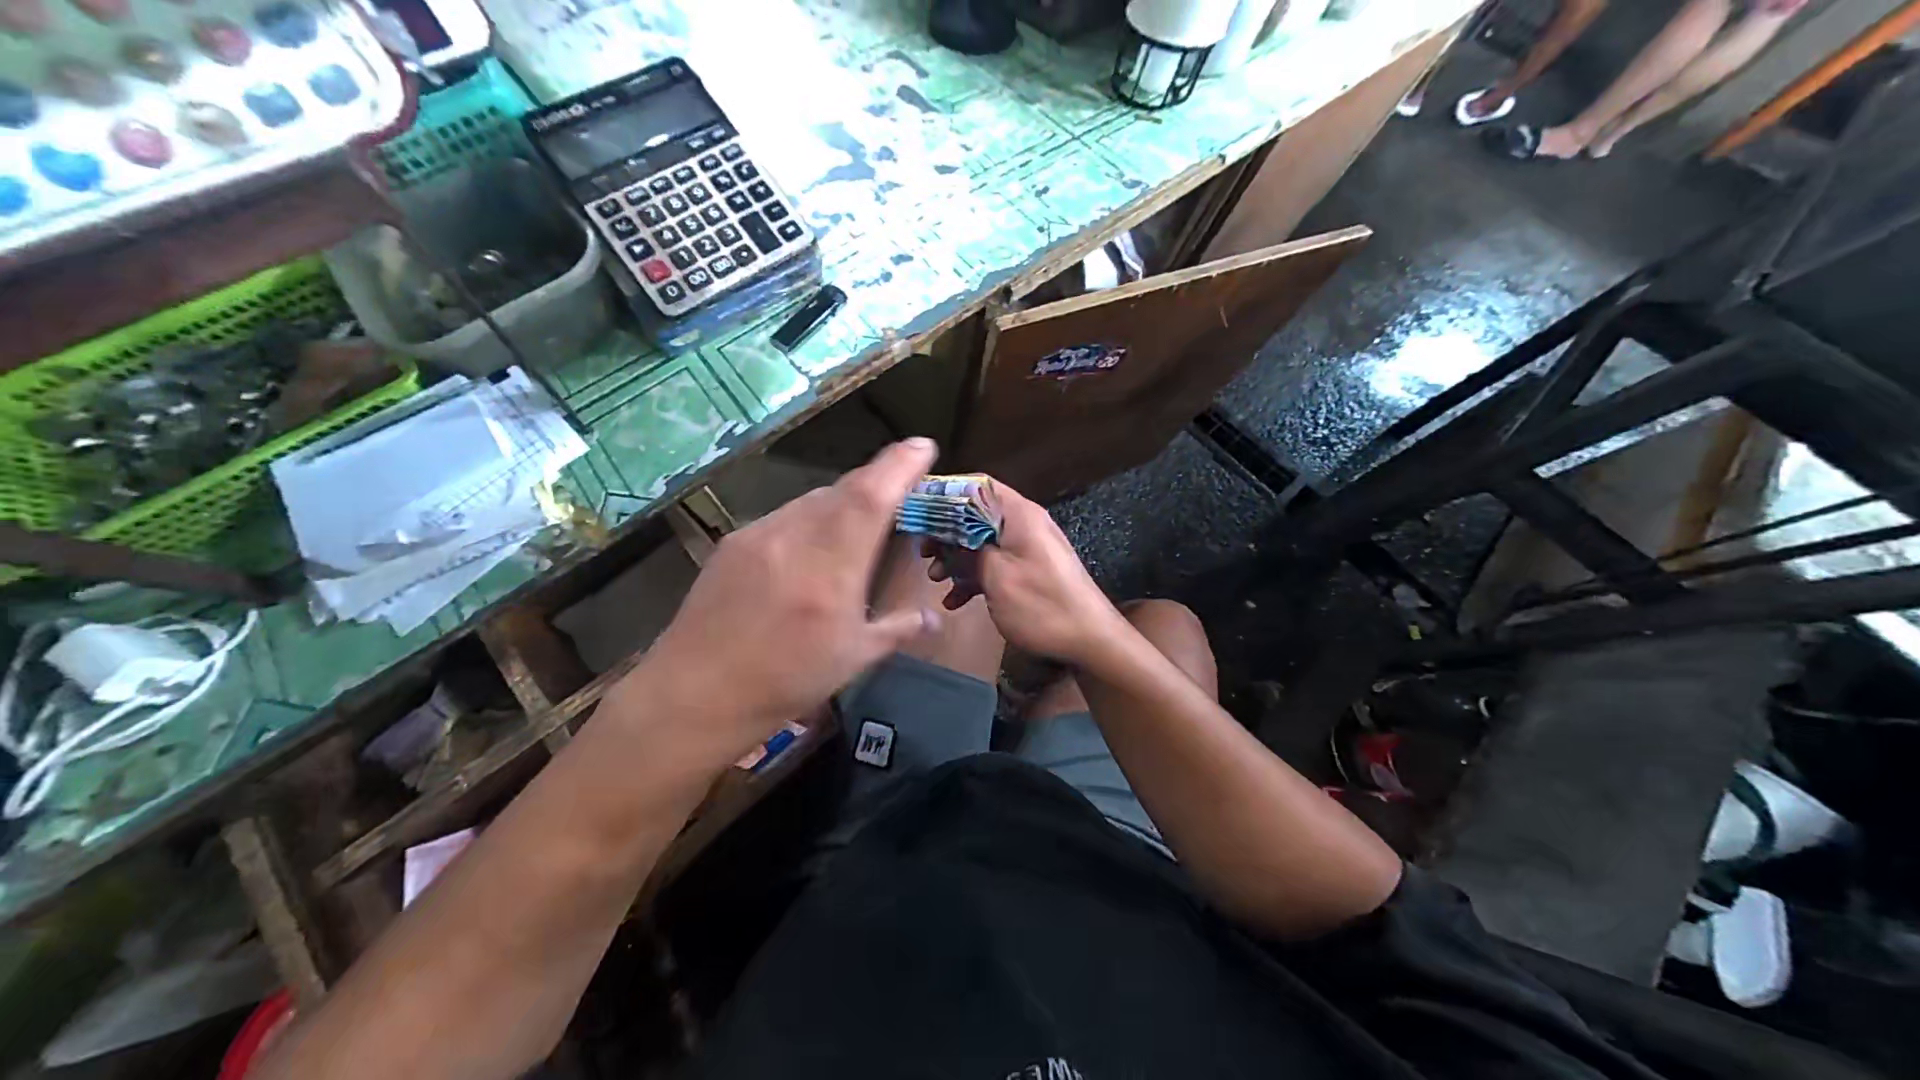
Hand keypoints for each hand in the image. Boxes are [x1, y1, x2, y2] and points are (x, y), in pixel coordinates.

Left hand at [609, 439, 943, 768]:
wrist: (695, 694)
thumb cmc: (784, 682)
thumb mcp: (853, 659)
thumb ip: (898, 628)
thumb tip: (934, 617)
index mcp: (830, 568)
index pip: (870, 496)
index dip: (899, 465)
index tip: (923, 446)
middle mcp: (794, 538)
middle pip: (844, 489)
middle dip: (878, 483)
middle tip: (900, 496)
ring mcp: (759, 535)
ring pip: (813, 500)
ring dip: (843, 504)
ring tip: (856, 530)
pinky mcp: (734, 542)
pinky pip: (785, 516)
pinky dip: (811, 520)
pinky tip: (810, 552)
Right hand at [928, 481, 1125, 664]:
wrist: (1092, 641)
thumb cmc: (1043, 606)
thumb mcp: (997, 577)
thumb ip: (968, 550)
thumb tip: (946, 534)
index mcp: (1018, 514)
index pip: (974, 485)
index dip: (942, 493)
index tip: (915, 510)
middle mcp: (1023, 523)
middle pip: (975, 514)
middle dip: (945, 532)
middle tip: (922, 552)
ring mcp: (1028, 547)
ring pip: (981, 541)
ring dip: (956, 558)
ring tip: (935, 578)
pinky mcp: (1030, 570)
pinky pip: (995, 563)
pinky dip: (974, 577)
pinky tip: (955, 601)